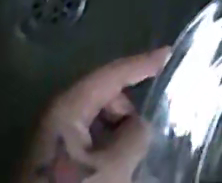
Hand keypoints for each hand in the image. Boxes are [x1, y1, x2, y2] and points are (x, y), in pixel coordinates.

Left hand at [16, 48, 171, 182]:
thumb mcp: (111, 169)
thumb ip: (135, 138)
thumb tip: (141, 124)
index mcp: (68, 105)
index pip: (113, 73)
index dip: (143, 63)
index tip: (169, 53)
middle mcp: (58, 113)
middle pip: (104, 96)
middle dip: (127, 111)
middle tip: (143, 140)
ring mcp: (52, 137)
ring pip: (97, 121)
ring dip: (117, 133)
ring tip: (128, 160)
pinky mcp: (52, 160)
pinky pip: (88, 140)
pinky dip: (105, 147)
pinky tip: (114, 169)